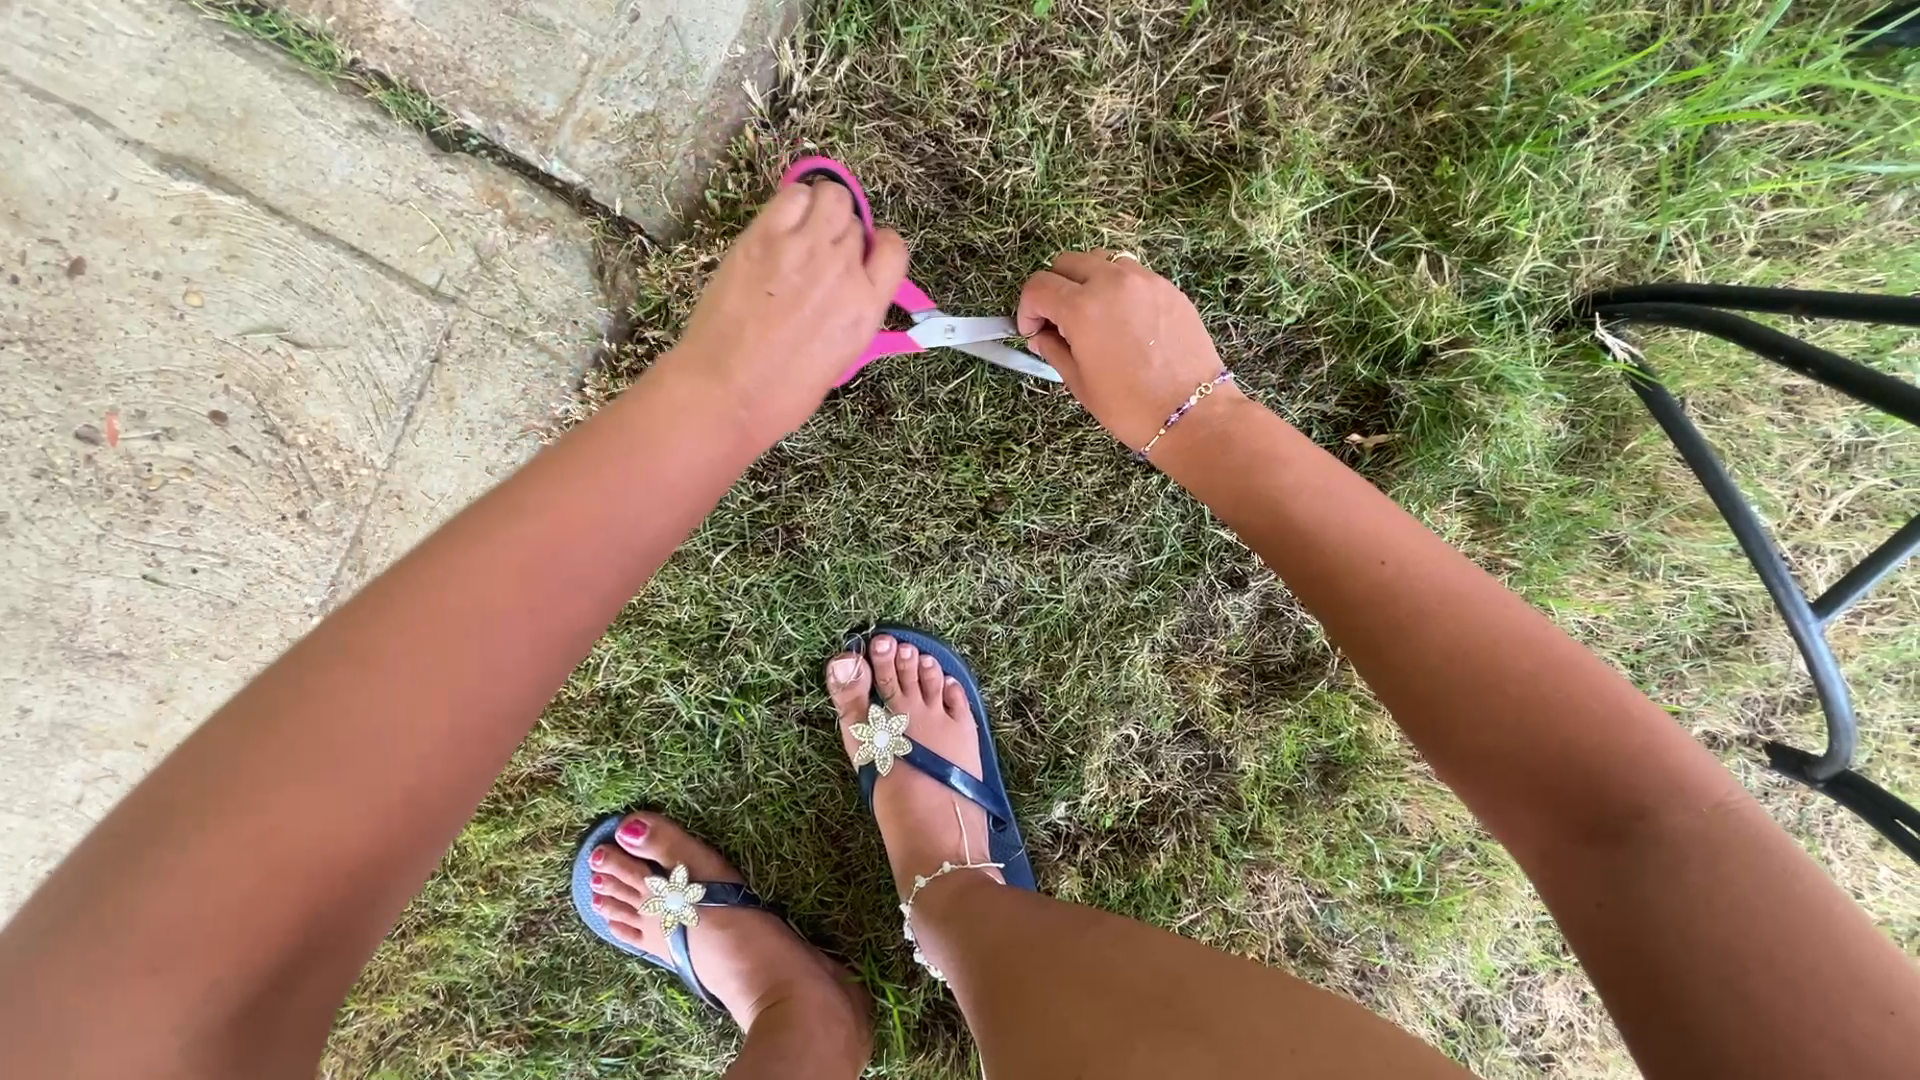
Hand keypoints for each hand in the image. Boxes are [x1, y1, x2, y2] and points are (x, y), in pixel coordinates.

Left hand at [658, 181, 908, 440]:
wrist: (726, 392)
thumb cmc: (782, 394)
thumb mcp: (839, 360)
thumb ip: (851, 316)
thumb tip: (845, 294)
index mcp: (866, 308)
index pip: (894, 250)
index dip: (878, 247)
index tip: (863, 255)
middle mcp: (842, 270)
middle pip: (856, 223)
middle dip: (842, 233)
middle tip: (820, 252)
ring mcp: (803, 248)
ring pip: (830, 197)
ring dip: (822, 208)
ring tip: (803, 230)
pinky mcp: (763, 237)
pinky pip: (792, 196)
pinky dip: (793, 203)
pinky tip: (781, 225)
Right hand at [1017, 251, 1234, 451]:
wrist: (1191, 413)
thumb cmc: (1129, 406)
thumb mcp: (1080, 383)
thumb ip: (1055, 351)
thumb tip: (1042, 337)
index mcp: (1082, 308)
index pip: (1039, 286)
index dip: (1028, 309)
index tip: (1032, 331)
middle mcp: (1112, 282)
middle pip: (1068, 263)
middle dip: (1055, 288)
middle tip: (1058, 322)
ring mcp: (1144, 280)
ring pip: (1102, 261)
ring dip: (1087, 282)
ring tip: (1092, 317)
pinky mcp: (1168, 288)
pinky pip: (1132, 274)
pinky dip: (1117, 288)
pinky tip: (1123, 322)